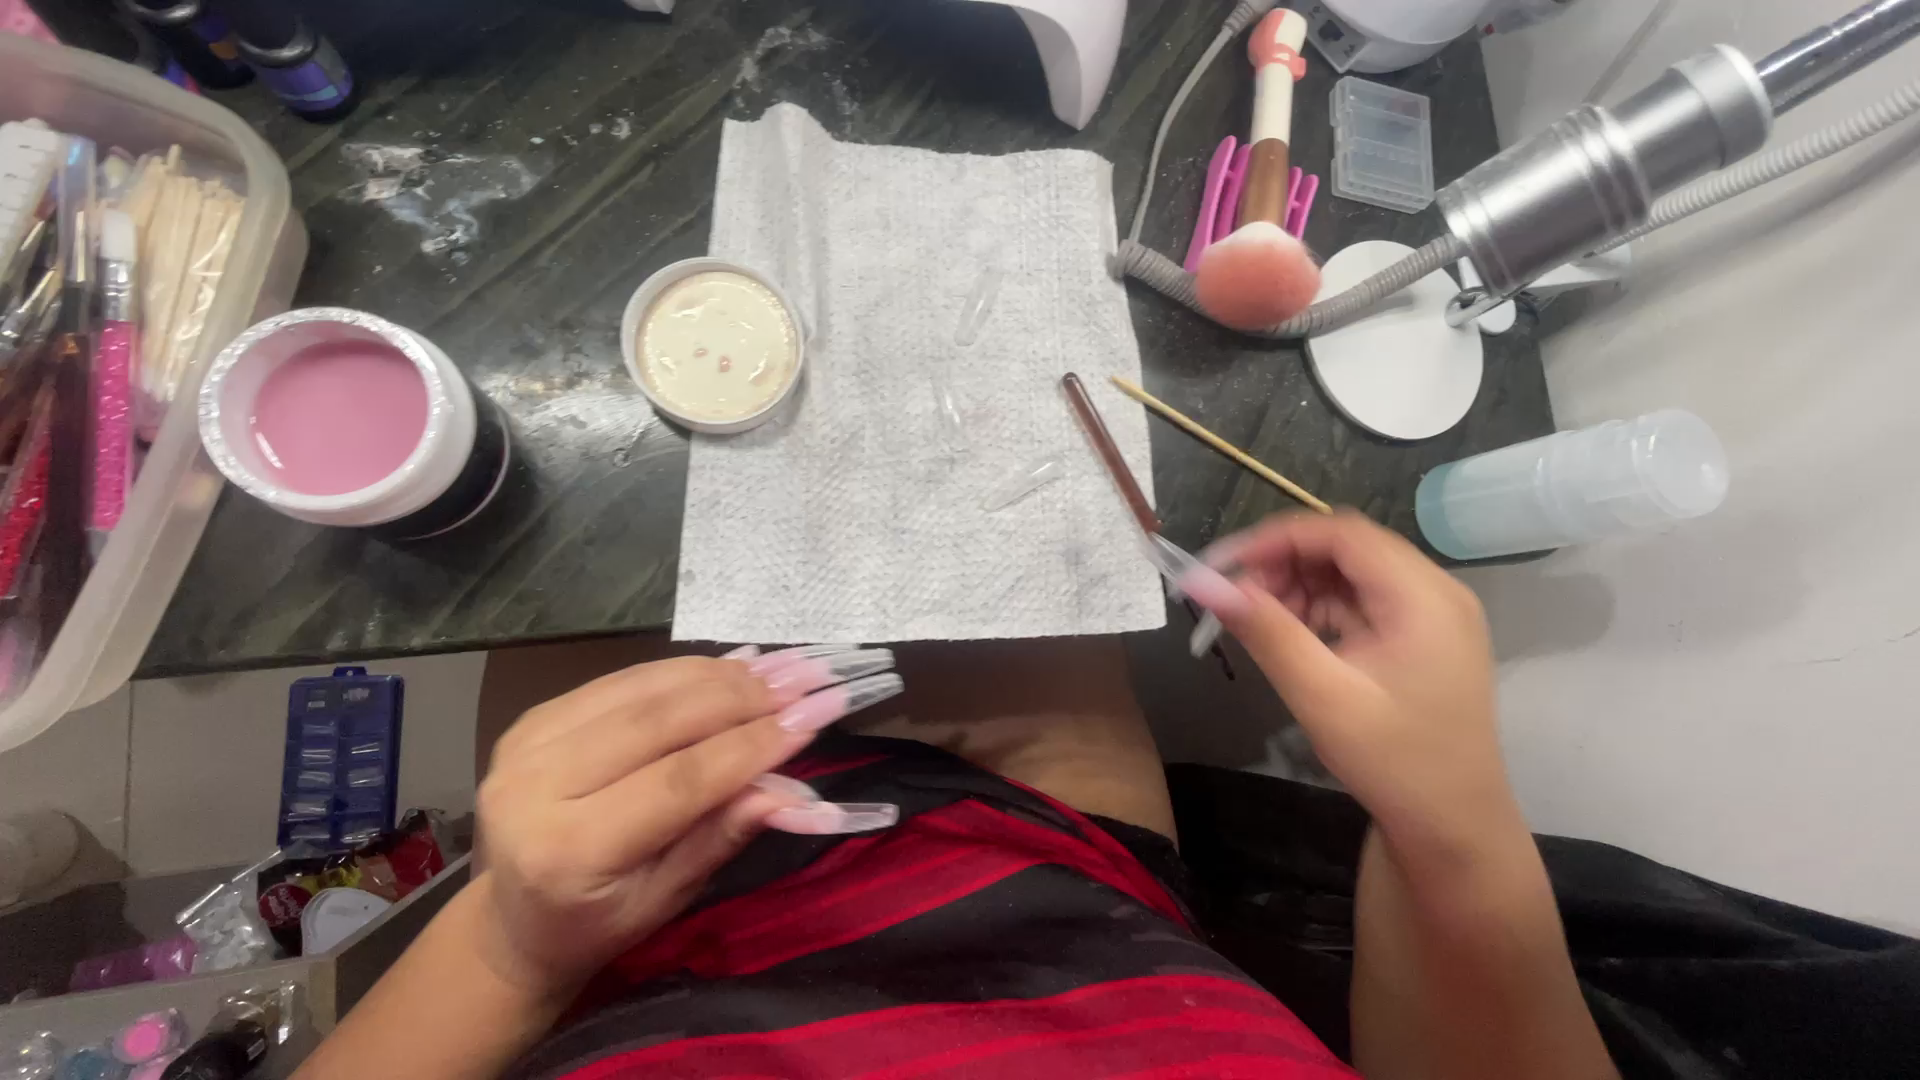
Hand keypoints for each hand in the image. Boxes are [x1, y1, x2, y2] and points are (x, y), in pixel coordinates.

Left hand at [472, 655, 820, 997]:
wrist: (511, 918)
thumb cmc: (598, 922)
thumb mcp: (667, 897)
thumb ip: (723, 835)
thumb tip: (792, 793)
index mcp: (568, 850)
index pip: (678, 781)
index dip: (751, 746)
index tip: (813, 718)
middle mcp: (536, 787)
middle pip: (660, 722)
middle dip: (744, 698)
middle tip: (807, 680)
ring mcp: (528, 742)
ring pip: (646, 689)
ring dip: (722, 675)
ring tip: (782, 668)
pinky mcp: (536, 716)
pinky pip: (627, 679)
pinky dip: (688, 670)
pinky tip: (737, 664)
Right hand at [1186, 511, 1514, 849]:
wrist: (1452, 827)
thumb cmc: (1393, 762)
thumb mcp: (1320, 695)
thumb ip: (1262, 630)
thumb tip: (1200, 582)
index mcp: (1423, 597)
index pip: (1342, 533)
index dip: (1275, 538)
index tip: (1221, 565)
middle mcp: (1433, 592)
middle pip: (1344, 547)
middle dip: (1282, 562)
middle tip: (1233, 597)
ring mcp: (1428, 614)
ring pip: (1347, 572)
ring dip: (1295, 584)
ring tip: (1254, 619)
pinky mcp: (1416, 635)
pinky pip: (1357, 600)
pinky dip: (1315, 607)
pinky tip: (1286, 633)